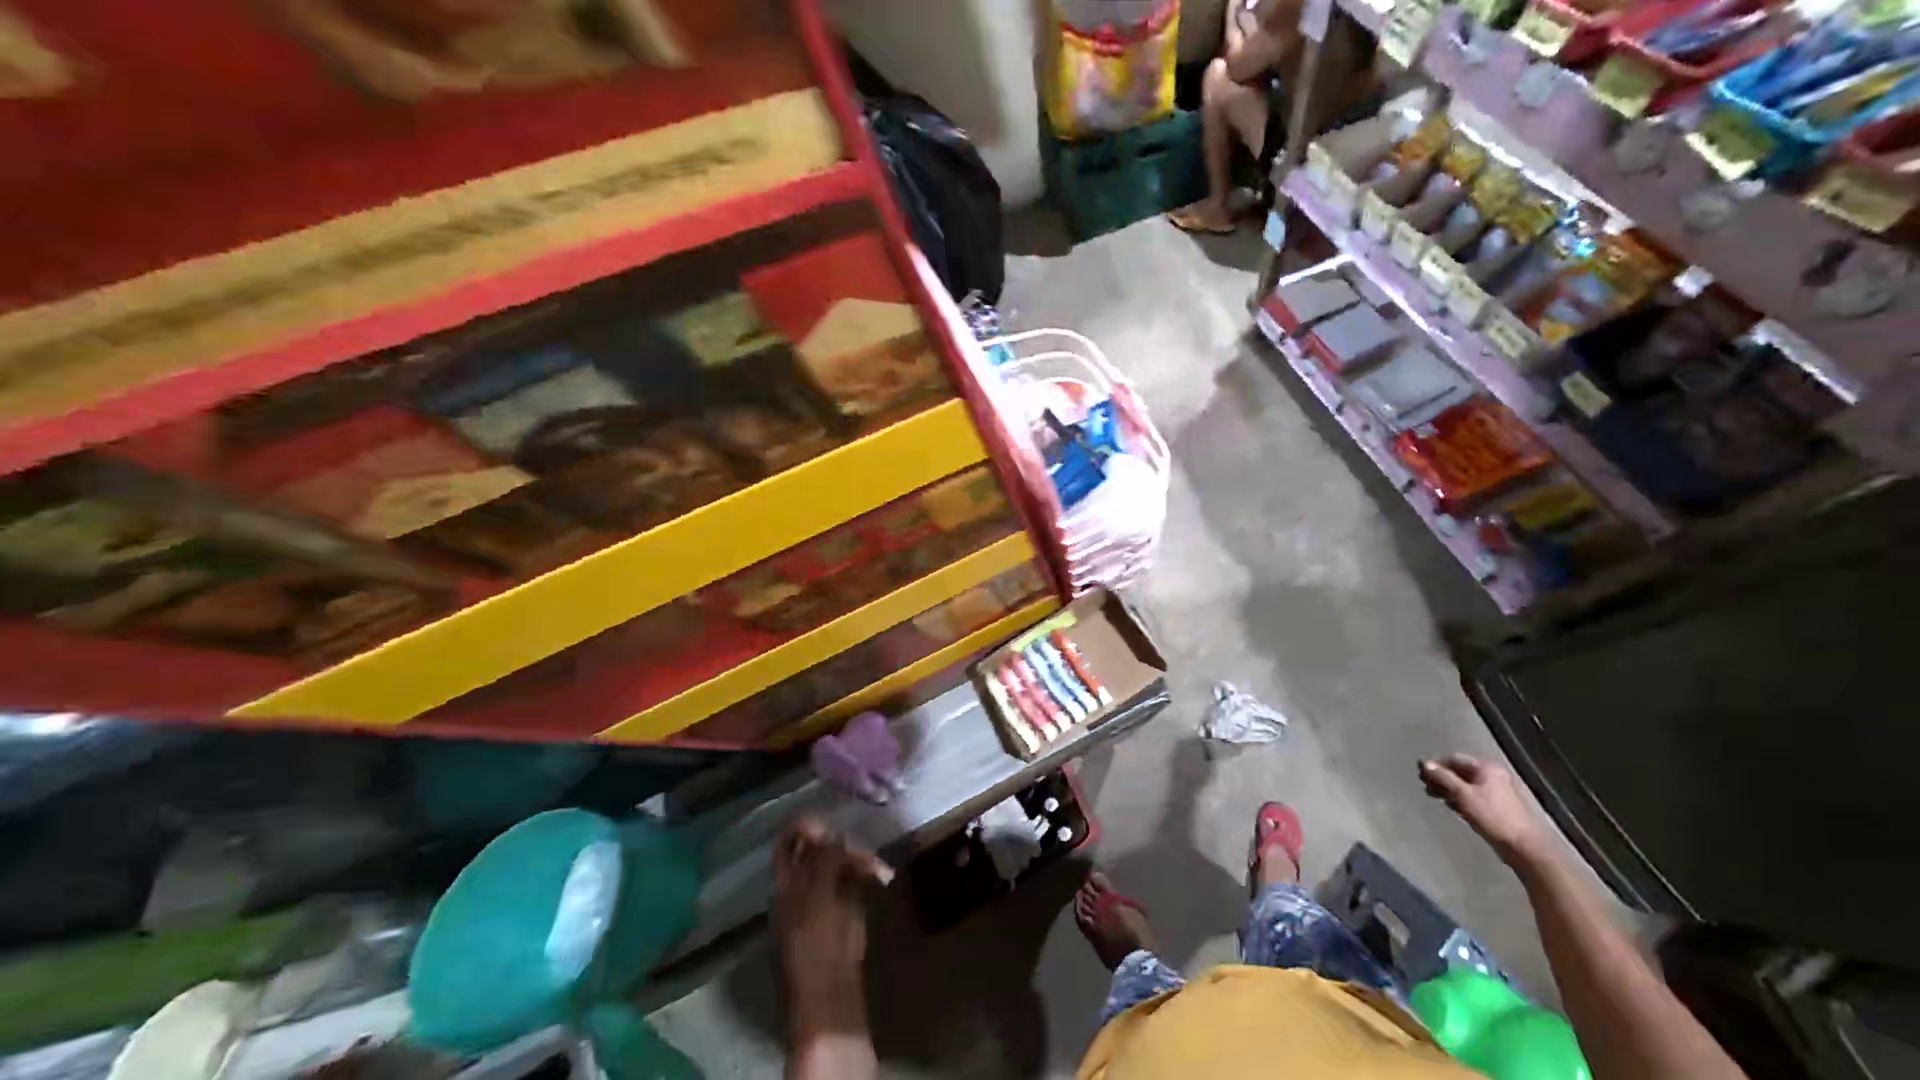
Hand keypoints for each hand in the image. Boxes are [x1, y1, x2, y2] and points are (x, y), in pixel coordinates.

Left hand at [774, 817, 887, 1033]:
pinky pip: (857, 874)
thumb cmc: (814, 941)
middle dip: (836, 838)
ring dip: (858, 855)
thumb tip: (839, 835)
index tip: (826, 823)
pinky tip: (880, 873)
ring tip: (874, 864)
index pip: (788, 840)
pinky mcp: (849, 901)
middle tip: (854, 841)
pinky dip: (869, 869)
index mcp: (786, 880)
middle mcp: (804, 880)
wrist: (830, 984)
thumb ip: (826, 861)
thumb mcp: (816, 896)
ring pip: (840, 858)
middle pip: (816, 845)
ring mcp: (827, 890)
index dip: (803, 826)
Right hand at [1420, 754, 1550, 864]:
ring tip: (1437, 798)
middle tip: (1428, 788)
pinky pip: (1472, 796)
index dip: (1436, 765)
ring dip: (1449, 789)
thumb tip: (1425, 764)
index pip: (1454, 758)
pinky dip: (1460, 799)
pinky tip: (1453, 807)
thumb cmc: (1493, 816)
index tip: (1422, 776)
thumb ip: (1443, 777)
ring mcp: (1495, 791)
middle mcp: (1492, 776)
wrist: (1524, 846)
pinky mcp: (1495, 806)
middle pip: (1459, 771)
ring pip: (1464, 785)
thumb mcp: (1463, 794)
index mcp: (1487, 768)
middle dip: (1442, 778)